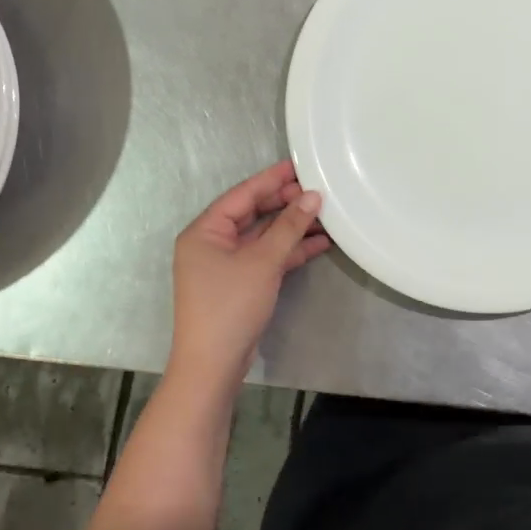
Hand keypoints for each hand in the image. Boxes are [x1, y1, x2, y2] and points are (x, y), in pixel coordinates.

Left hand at [168, 161, 329, 384]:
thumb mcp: (263, 261)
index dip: (272, 179)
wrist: (213, 365)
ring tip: (326, 213)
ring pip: (264, 236)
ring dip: (292, 227)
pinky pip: (267, 257)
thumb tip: (313, 196)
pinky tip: (319, 243)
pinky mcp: (240, 283)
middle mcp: (212, 243)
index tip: (300, 164)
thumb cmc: (230, 305)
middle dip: (286, 203)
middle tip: (318, 189)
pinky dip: (290, 250)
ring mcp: (226, 265)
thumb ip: (289, 226)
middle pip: (253, 214)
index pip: (243, 195)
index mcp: (205, 231)